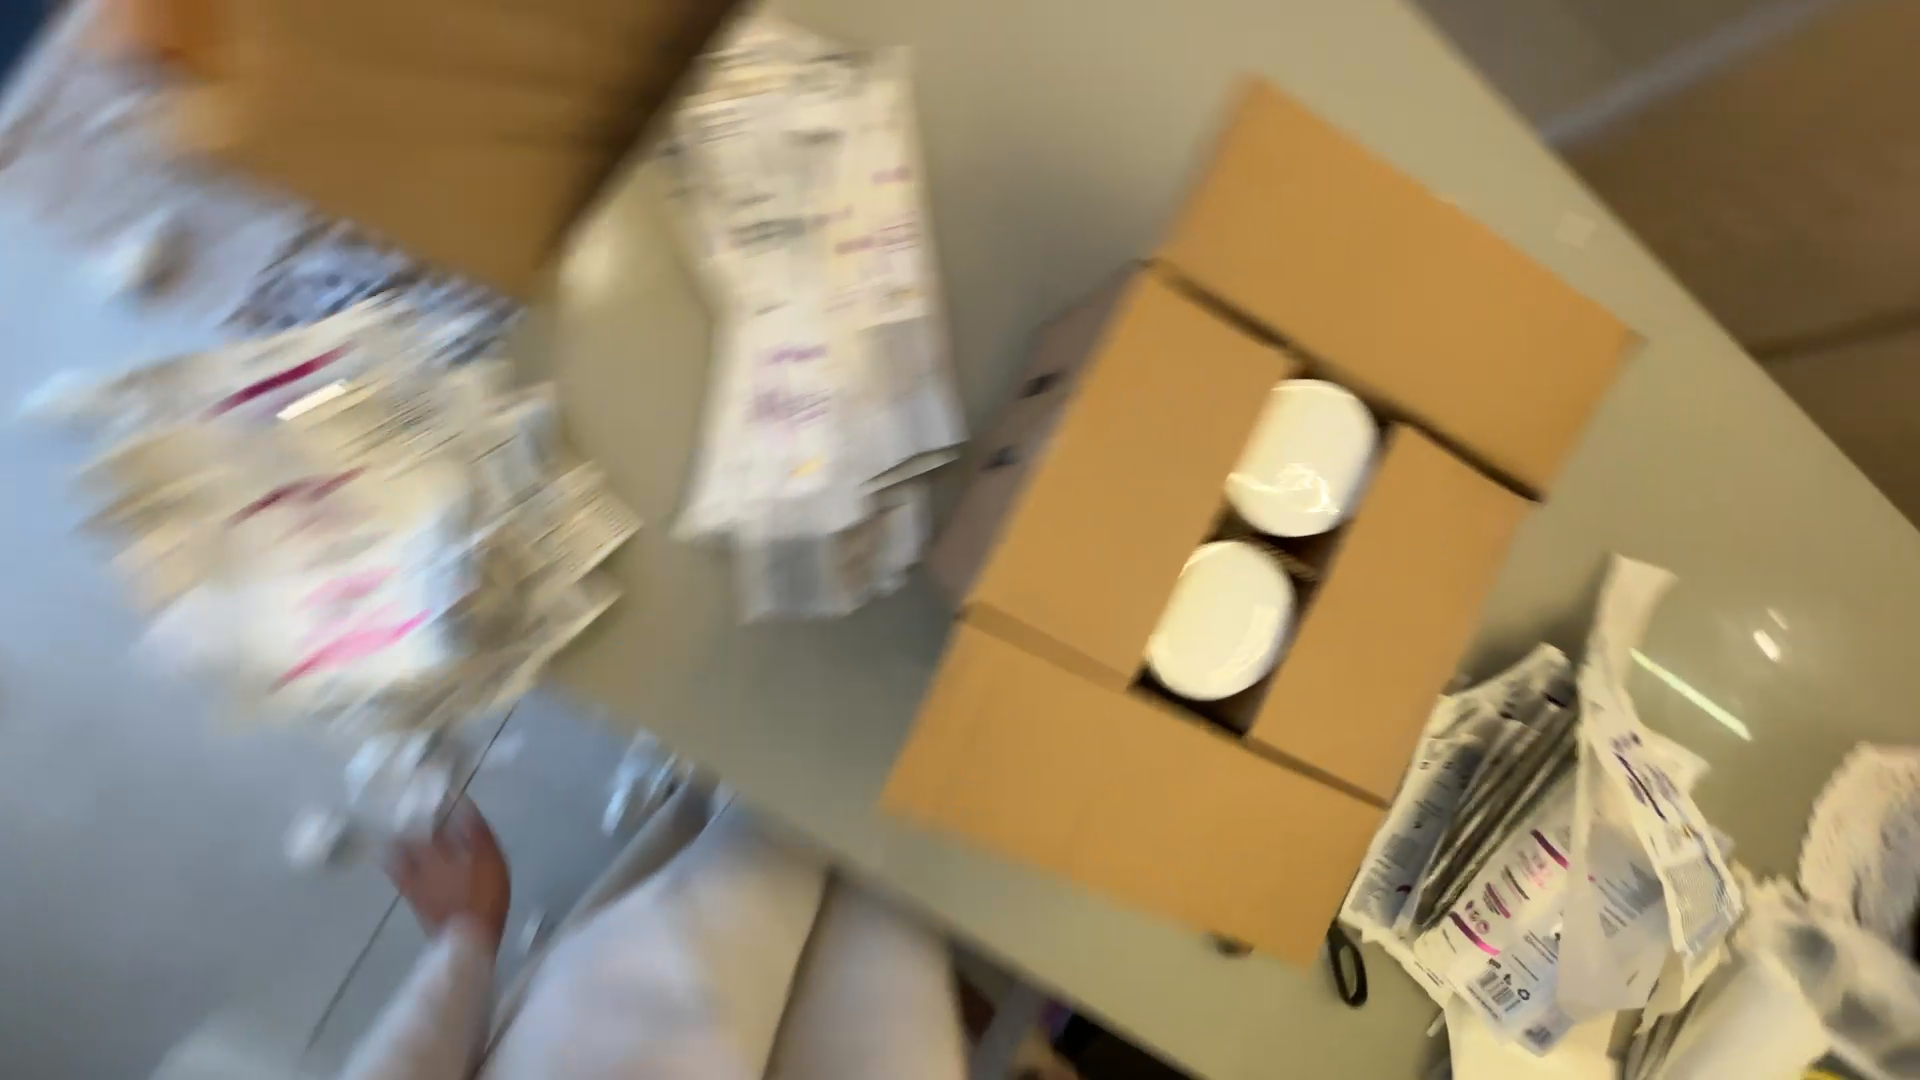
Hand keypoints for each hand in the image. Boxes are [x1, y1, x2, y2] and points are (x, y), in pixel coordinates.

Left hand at [384, 799, 511, 950]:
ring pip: (396, 863)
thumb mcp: (488, 856)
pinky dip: (400, 868)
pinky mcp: (416, 903)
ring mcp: (413, 888)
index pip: (421, 826)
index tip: (419, 797)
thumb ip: (474, 830)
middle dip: (399, 832)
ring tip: (396, 840)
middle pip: (399, 847)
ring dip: (395, 850)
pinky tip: (408, 868)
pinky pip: (402, 880)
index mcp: (434, 854)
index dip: (419, 811)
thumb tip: (460, 800)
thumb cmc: (483, 892)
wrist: (469, 938)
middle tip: (398, 819)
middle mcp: (416, 869)